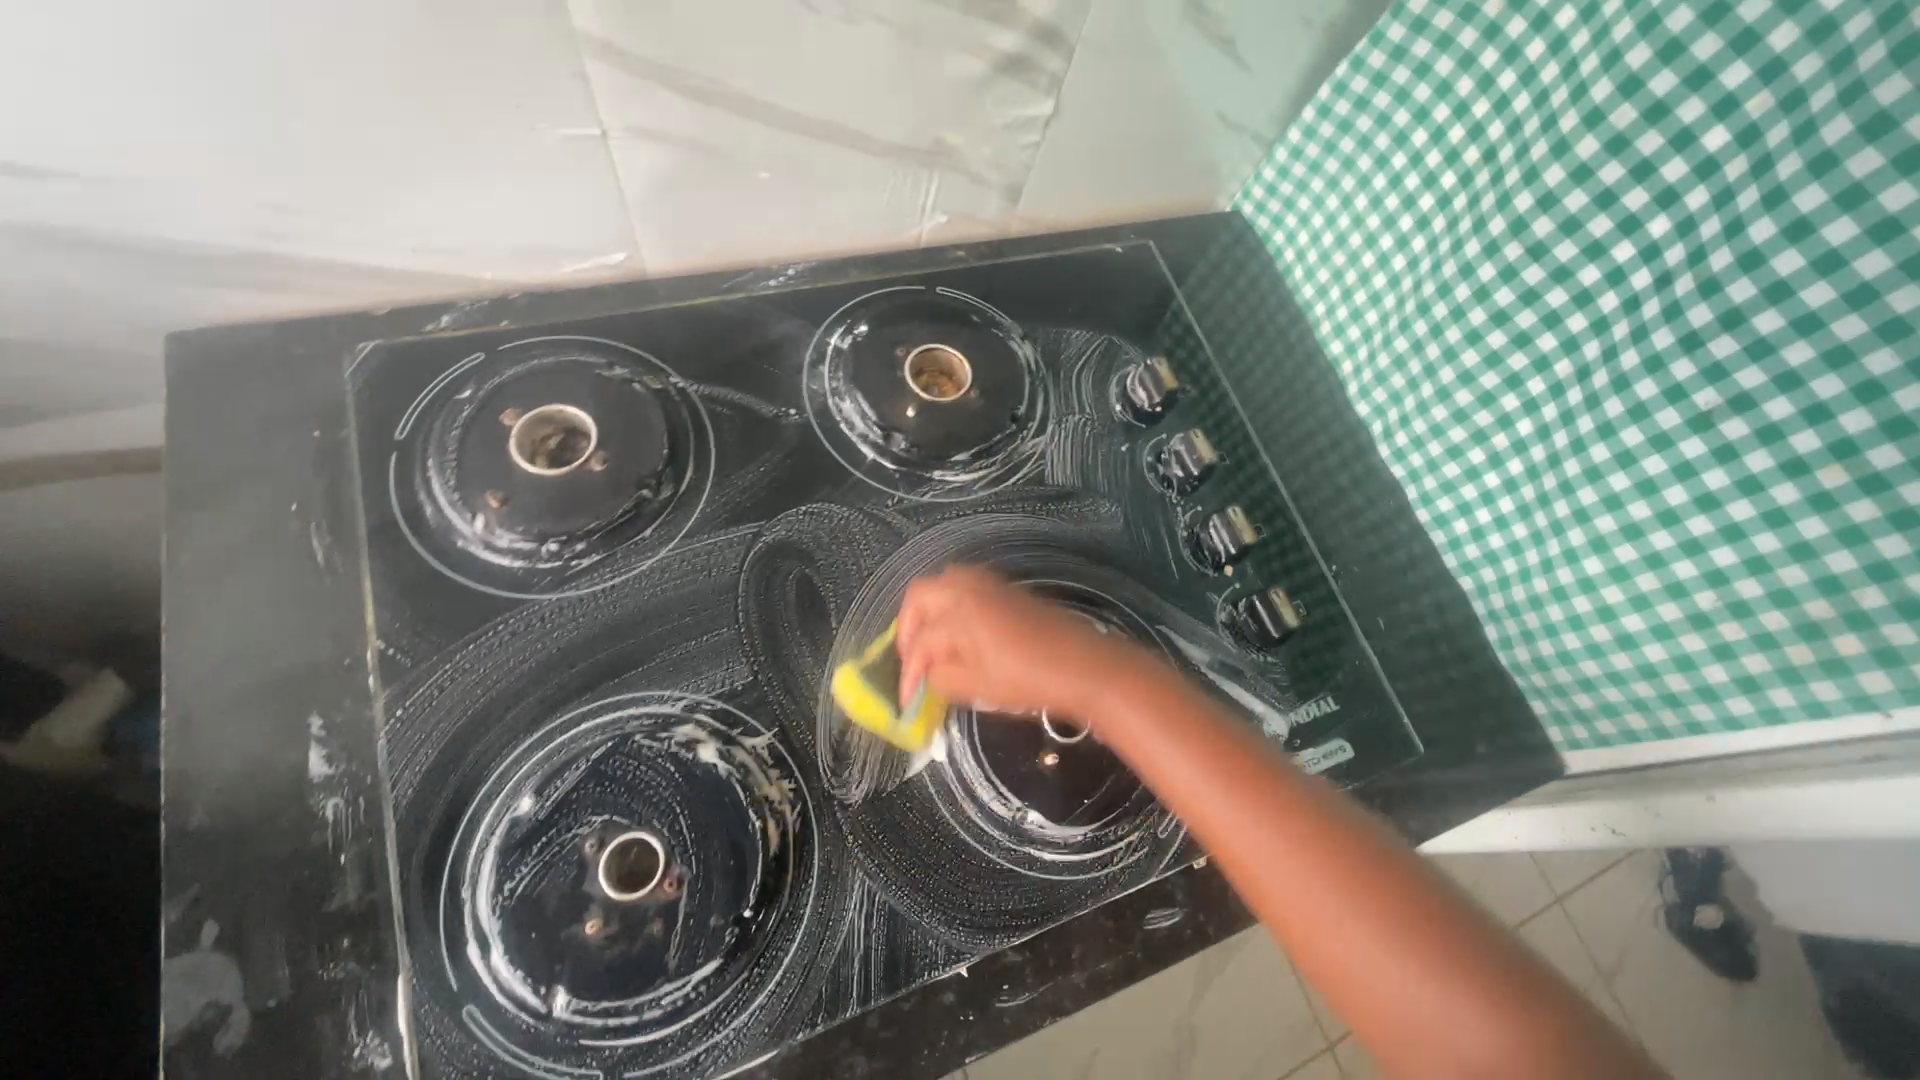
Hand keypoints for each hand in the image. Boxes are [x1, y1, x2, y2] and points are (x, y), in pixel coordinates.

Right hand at [894, 564, 1153, 725]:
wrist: (1086, 665)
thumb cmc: (1033, 680)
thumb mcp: (981, 687)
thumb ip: (944, 679)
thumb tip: (927, 675)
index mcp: (960, 614)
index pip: (920, 642)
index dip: (909, 673)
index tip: (908, 701)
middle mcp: (969, 590)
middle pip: (920, 595)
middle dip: (908, 627)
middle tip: (912, 658)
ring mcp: (990, 586)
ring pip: (944, 582)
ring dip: (929, 608)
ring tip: (932, 641)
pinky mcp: (1008, 590)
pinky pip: (967, 583)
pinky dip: (952, 602)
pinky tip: (959, 631)